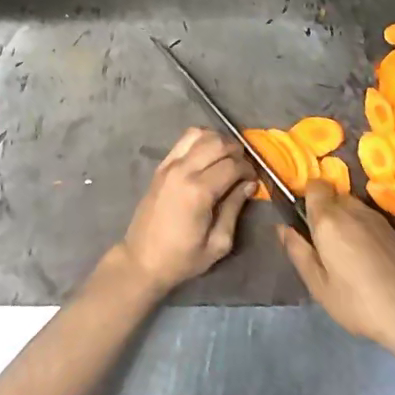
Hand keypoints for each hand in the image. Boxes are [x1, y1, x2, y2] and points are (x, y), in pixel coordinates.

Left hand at [117, 127, 255, 292]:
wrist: (142, 259)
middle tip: (243, 168)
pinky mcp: (161, 165)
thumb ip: (234, 209)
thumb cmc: (182, 258)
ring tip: (227, 158)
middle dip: (236, 151)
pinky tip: (208, 154)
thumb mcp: (218, 243)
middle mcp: (183, 171)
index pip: (232, 165)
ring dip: (219, 141)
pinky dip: (200, 139)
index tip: (253, 179)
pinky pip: (184, 139)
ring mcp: (170, 165)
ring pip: (200, 134)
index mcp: (199, 192)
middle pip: (218, 143)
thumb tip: (249, 184)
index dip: (248, 169)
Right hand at [279, 179, 394, 368]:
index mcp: (328, 218)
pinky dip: (363, 232)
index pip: (314, 186)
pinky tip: (368, 262)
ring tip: (347, 257)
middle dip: (326, 212)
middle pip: (334, 196)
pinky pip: (369, 220)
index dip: (308, 199)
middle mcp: (353, 209)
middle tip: (324, 246)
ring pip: (353, 208)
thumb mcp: (319, 286)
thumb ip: (298, 252)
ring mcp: (377, 218)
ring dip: (345, 222)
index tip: (305, 223)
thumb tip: (282, 228)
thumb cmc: (359, 303)